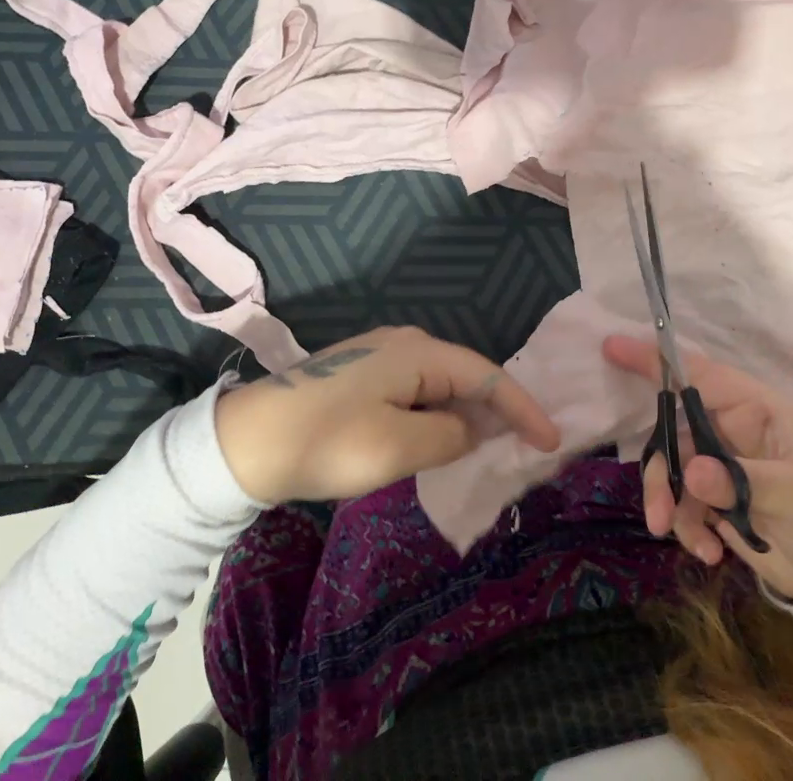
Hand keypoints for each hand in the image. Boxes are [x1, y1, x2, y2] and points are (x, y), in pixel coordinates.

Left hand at [214, 327, 559, 504]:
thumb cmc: (326, 443)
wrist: (242, 444)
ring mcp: (380, 358)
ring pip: (442, 387)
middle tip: (527, 447)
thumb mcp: (398, 447)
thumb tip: (469, 429)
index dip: (524, 409)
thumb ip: (451, 436)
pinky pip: (417, 393)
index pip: (489, 377)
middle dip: (500, 411)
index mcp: (418, 352)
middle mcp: (404, 344)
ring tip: (494, 448)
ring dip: (468, 416)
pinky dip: (439, 417)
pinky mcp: (361, 377)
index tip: (551, 443)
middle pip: (468, 376)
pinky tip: (443, 440)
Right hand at [604, 336, 792, 604]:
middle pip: (675, 435)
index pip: (699, 377)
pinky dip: (688, 530)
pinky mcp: (719, 503)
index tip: (612, 347)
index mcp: (757, 412)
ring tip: (687, 542)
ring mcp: (725, 469)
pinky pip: (683, 506)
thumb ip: (740, 481)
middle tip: (658, 515)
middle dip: (661, 474)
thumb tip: (690, 471)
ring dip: (672, 508)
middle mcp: (734, 433)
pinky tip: (712, 554)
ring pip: (674, 474)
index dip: (656, 361)